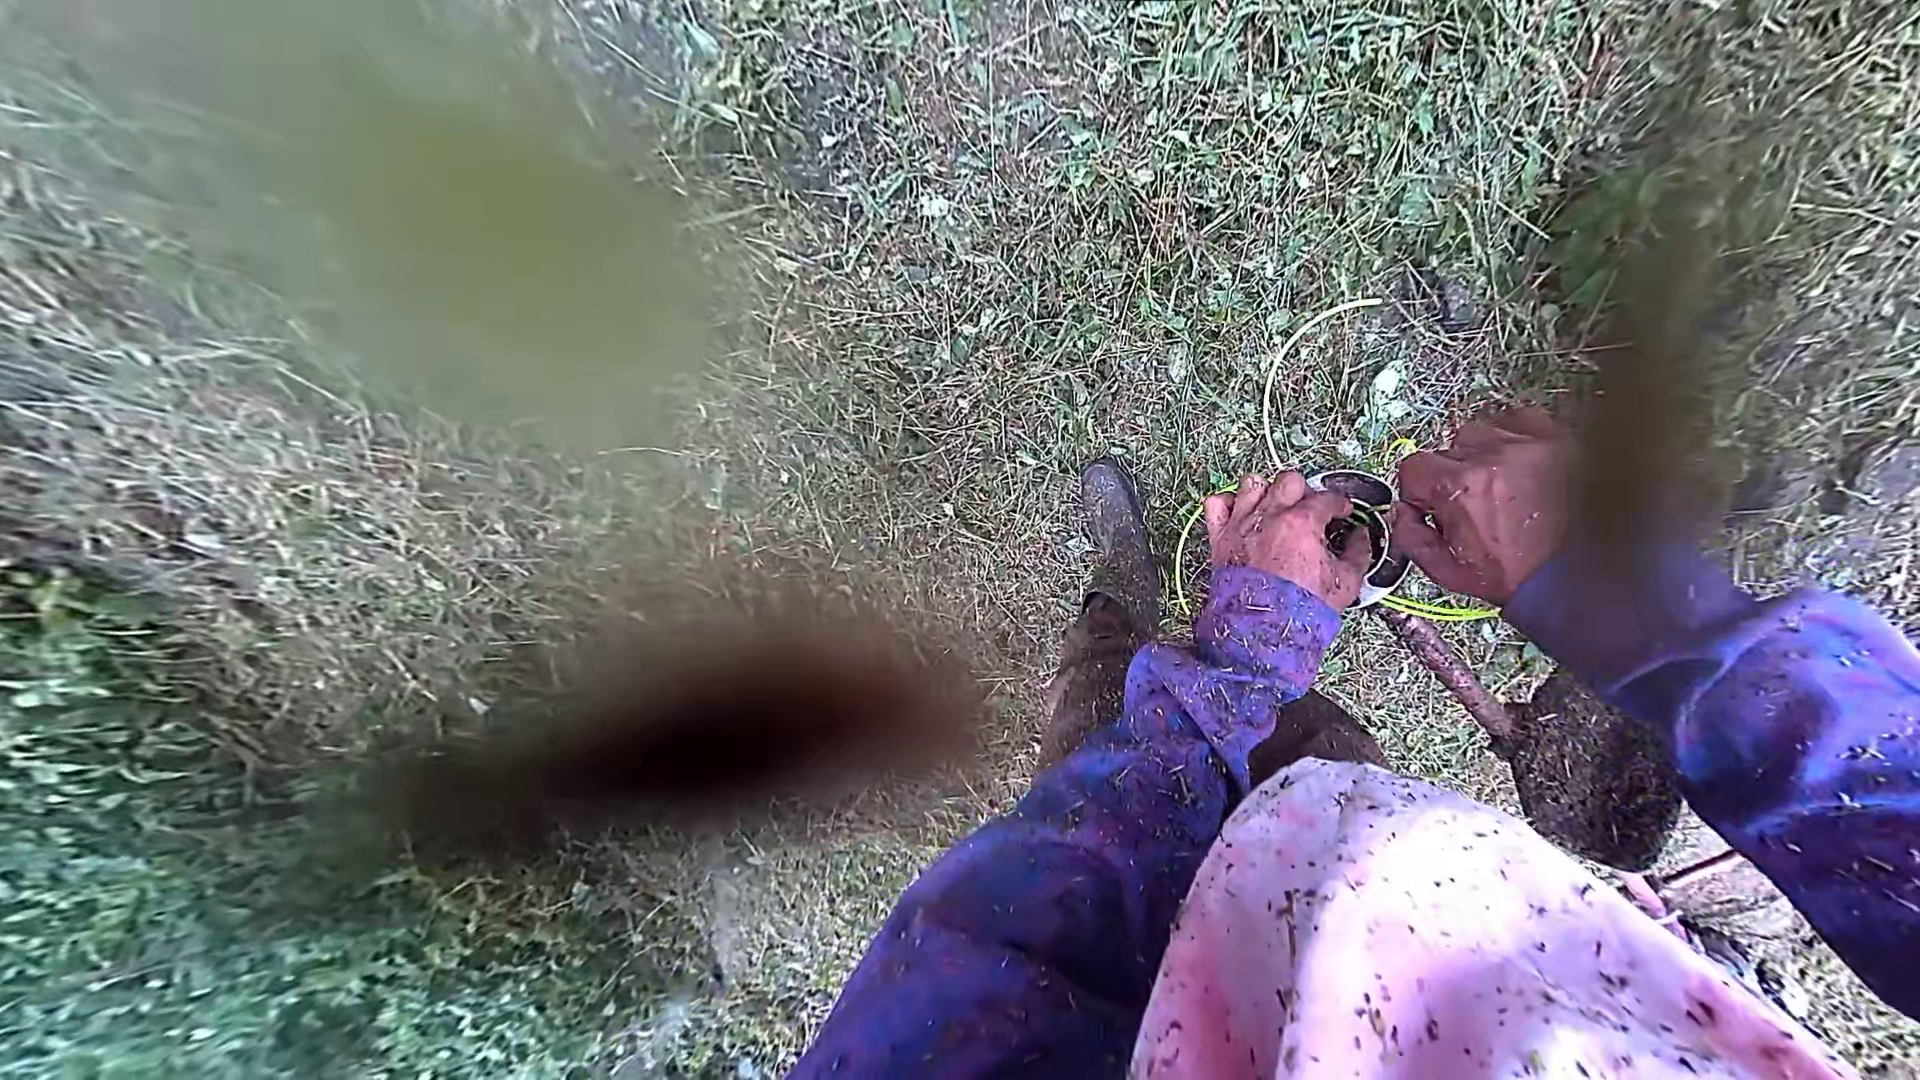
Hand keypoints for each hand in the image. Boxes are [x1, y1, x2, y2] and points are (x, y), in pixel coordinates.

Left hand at [1204, 471, 1373, 609]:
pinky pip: (1215, 503)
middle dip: (1302, 490)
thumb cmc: (1299, 607)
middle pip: (1288, 480)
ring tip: (1273, 506)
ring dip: (1265, 490)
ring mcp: (1241, 524)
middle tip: (1307, 508)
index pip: (1326, 498)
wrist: (1262, 627)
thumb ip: (1359, 553)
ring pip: (1251, 483)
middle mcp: (1269, 517)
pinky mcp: (1219, 536)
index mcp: (1301, 524)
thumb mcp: (1346, 582)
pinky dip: (1227, 503)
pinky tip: (1240, 513)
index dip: (1339, 504)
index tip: (1340, 512)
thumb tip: (1361, 538)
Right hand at [1392, 406, 1573, 604]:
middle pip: (1449, 448)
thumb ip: (1409, 536)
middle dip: (1451, 473)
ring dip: (1481, 452)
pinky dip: (1514, 433)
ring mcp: (1532, 447)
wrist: (1580, 579)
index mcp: (1460, 486)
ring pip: (1483, 431)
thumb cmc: (1516, 575)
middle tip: (1467, 498)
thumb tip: (1403, 511)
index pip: (1414, 466)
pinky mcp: (1563, 444)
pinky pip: (1524, 418)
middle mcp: (1495, 458)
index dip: (1417, 487)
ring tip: (1494, 477)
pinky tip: (1515, 456)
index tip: (1430, 501)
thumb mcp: (1443, 568)